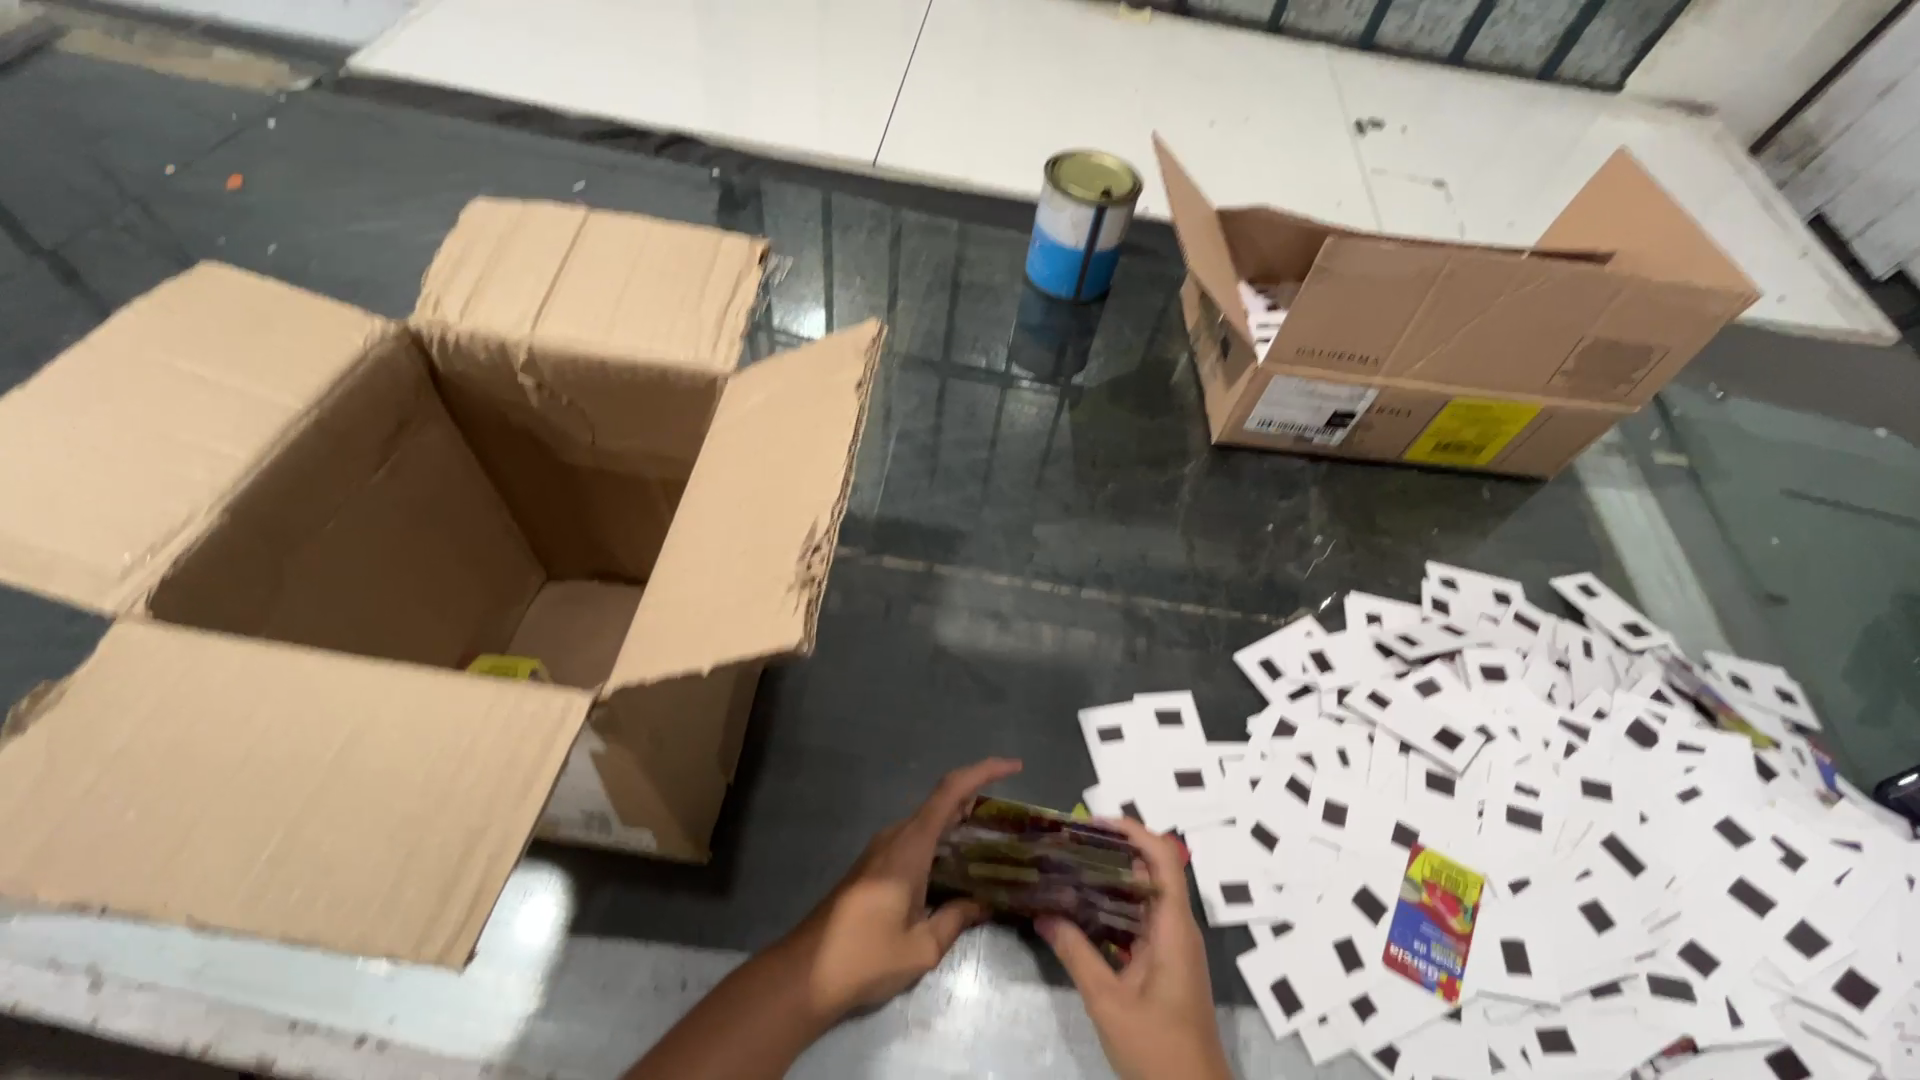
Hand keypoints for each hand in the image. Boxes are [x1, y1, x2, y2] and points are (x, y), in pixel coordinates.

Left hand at [780, 757, 1023, 1021]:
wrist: (806, 974)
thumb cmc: (866, 957)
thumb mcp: (922, 947)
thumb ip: (957, 919)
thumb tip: (985, 904)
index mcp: (910, 846)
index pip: (950, 793)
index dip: (983, 772)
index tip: (1014, 767)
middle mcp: (895, 838)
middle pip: (941, 804)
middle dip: (979, 804)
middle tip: (1015, 823)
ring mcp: (881, 850)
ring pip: (928, 824)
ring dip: (960, 827)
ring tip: (996, 847)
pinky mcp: (874, 866)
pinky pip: (915, 841)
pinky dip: (942, 844)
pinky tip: (960, 869)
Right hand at [1038, 818, 1232, 1079]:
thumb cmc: (1157, 1048)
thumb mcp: (1108, 1001)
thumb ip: (1075, 953)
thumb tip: (1042, 913)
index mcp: (1173, 928)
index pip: (1164, 859)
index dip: (1134, 832)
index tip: (1094, 823)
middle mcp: (1178, 929)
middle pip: (1153, 871)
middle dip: (1114, 851)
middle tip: (1069, 843)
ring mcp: (1174, 947)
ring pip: (1145, 897)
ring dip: (1111, 880)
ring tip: (1068, 868)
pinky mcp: (1167, 965)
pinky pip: (1141, 921)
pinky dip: (1114, 909)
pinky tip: (1082, 911)